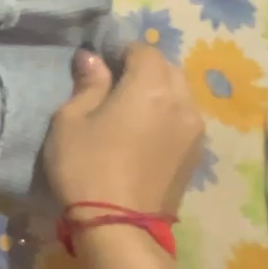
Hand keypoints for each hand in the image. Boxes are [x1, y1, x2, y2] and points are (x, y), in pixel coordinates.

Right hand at [42, 43, 205, 213]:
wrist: (118, 220)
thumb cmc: (84, 162)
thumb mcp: (71, 118)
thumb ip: (88, 85)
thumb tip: (92, 59)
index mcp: (151, 90)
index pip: (145, 51)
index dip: (120, 48)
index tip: (97, 57)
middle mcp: (183, 104)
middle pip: (169, 68)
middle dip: (143, 65)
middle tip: (109, 76)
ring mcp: (195, 130)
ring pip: (181, 92)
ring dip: (156, 87)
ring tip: (124, 100)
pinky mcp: (196, 151)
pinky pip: (183, 115)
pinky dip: (165, 109)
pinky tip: (140, 124)